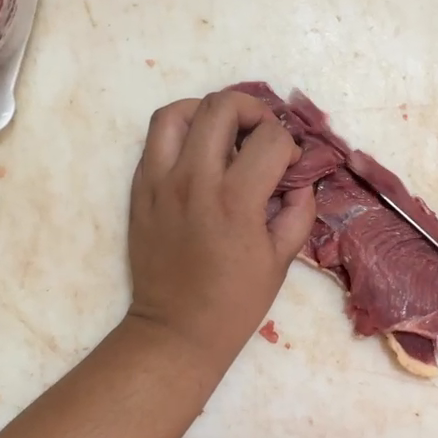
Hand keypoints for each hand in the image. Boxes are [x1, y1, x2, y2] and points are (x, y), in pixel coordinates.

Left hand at [125, 91, 317, 365]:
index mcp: (236, 200)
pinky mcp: (139, 190)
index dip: (288, 144)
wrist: (176, 330)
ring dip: (206, 112)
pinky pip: (155, 140)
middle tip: (259, 134)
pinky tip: (197, 155)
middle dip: (251, 111)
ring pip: (176, 112)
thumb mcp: (282, 260)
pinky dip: (180, 135)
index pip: (269, 138)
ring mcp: (159, 182)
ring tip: (222, 132)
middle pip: (221, 107)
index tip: (289, 163)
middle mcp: (194, 180)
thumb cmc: (235, 301)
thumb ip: (299, 211)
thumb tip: (299, 179)